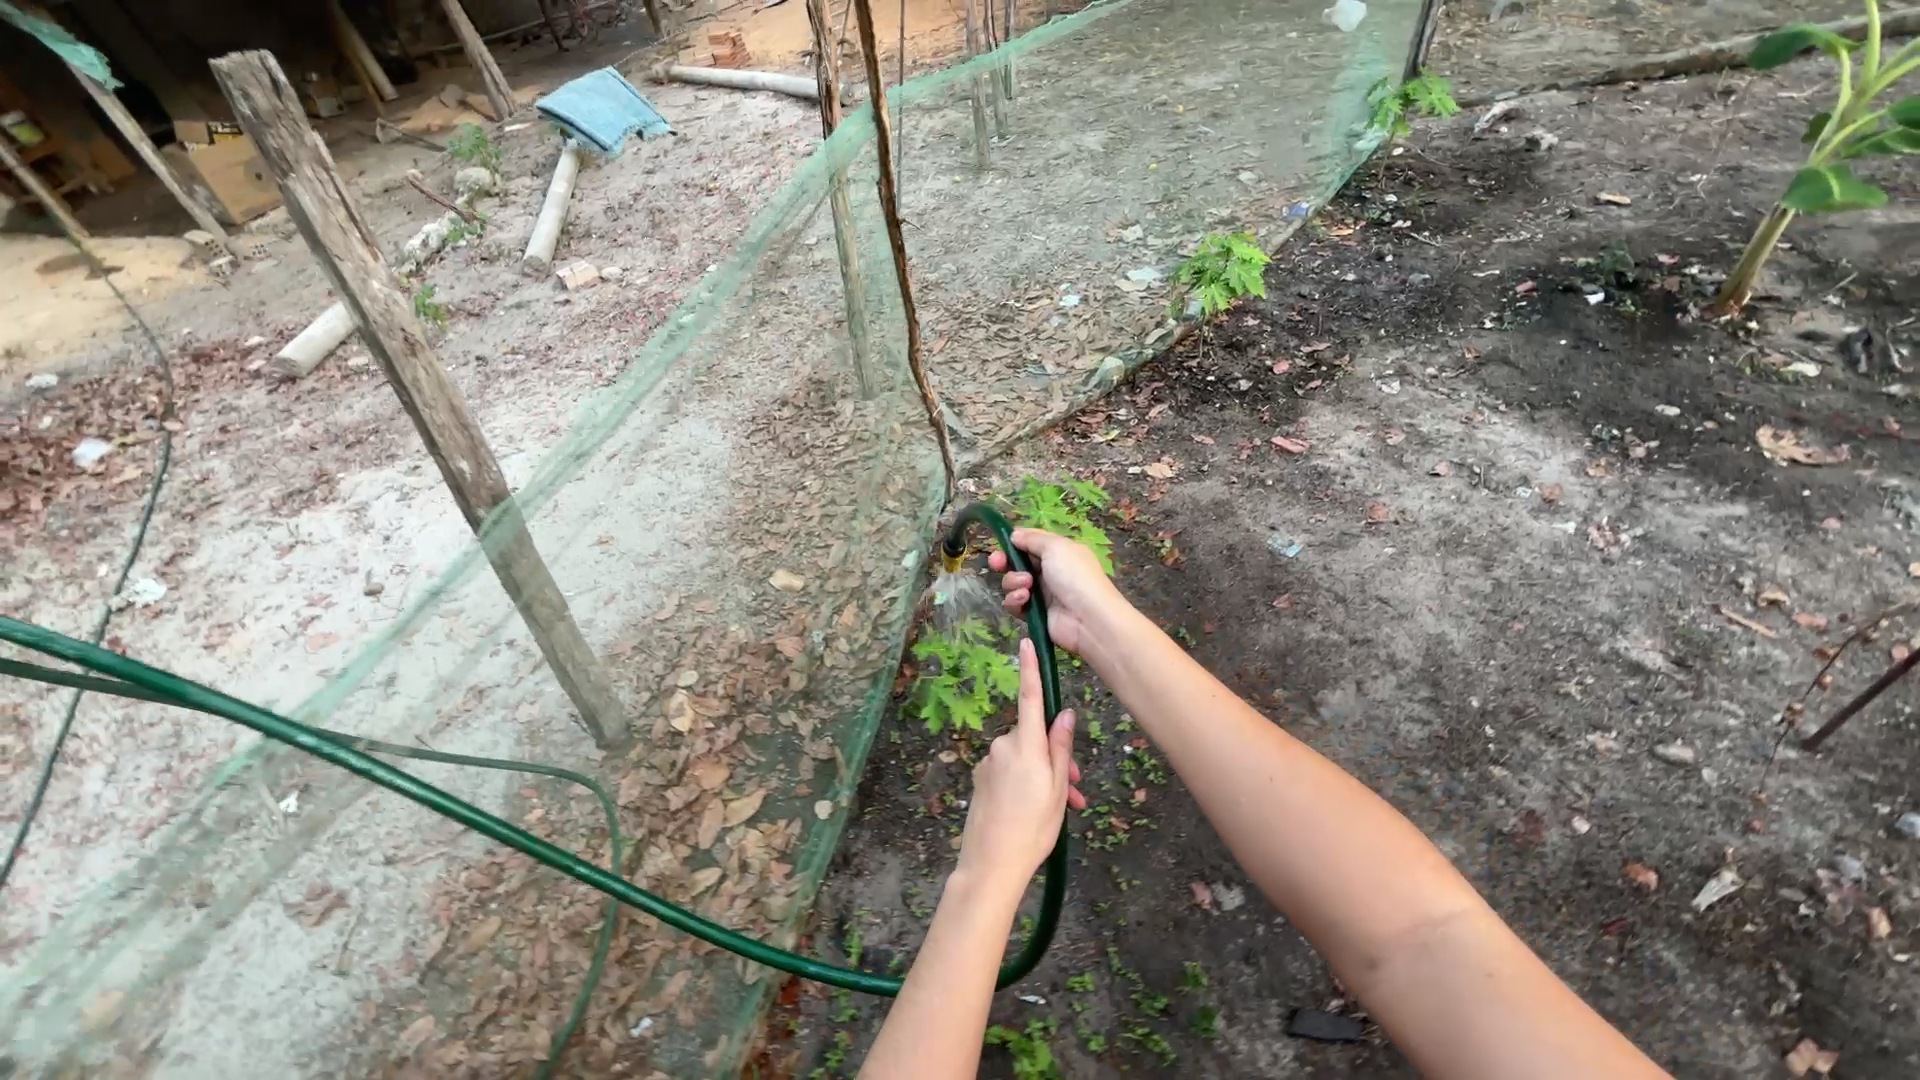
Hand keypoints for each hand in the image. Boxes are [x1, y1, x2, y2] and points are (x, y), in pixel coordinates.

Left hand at [956, 638, 1085, 892]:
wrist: (991, 864)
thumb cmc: (1034, 828)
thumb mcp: (1057, 788)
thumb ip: (1060, 747)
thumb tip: (1065, 714)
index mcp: (1025, 745)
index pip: (1029, 697)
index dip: (1029, 669)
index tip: (1026, 643)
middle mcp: (1002, 746)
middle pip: (1033, 737)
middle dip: (1055, 756)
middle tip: (1076, 788)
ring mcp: (988, 762)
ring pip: (1023, 758)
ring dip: (1042, 774)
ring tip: (1061, 808)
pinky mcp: (980, 778)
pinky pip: (1008, 771)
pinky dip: (1024, 783)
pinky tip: (1033, 810)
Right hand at [988, 528, 1126, 657]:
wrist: (1088, 618)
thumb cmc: (1074, 576)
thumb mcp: (1056, 547)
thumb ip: (1032, 538)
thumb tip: (1014, 535)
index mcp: (1058, 551)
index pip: (1030, 542)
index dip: (1014, 542)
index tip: (1003, 544)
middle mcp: (1048, 570)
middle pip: (1017, 562)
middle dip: (1004, 561)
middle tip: (997, 563)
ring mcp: (1041, 593)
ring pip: (1012, 583)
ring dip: (1013, 582)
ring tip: (1026, 586)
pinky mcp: (1034, 613)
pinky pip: (1015, 604)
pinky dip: (1015, 600)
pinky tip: (1024, 599)